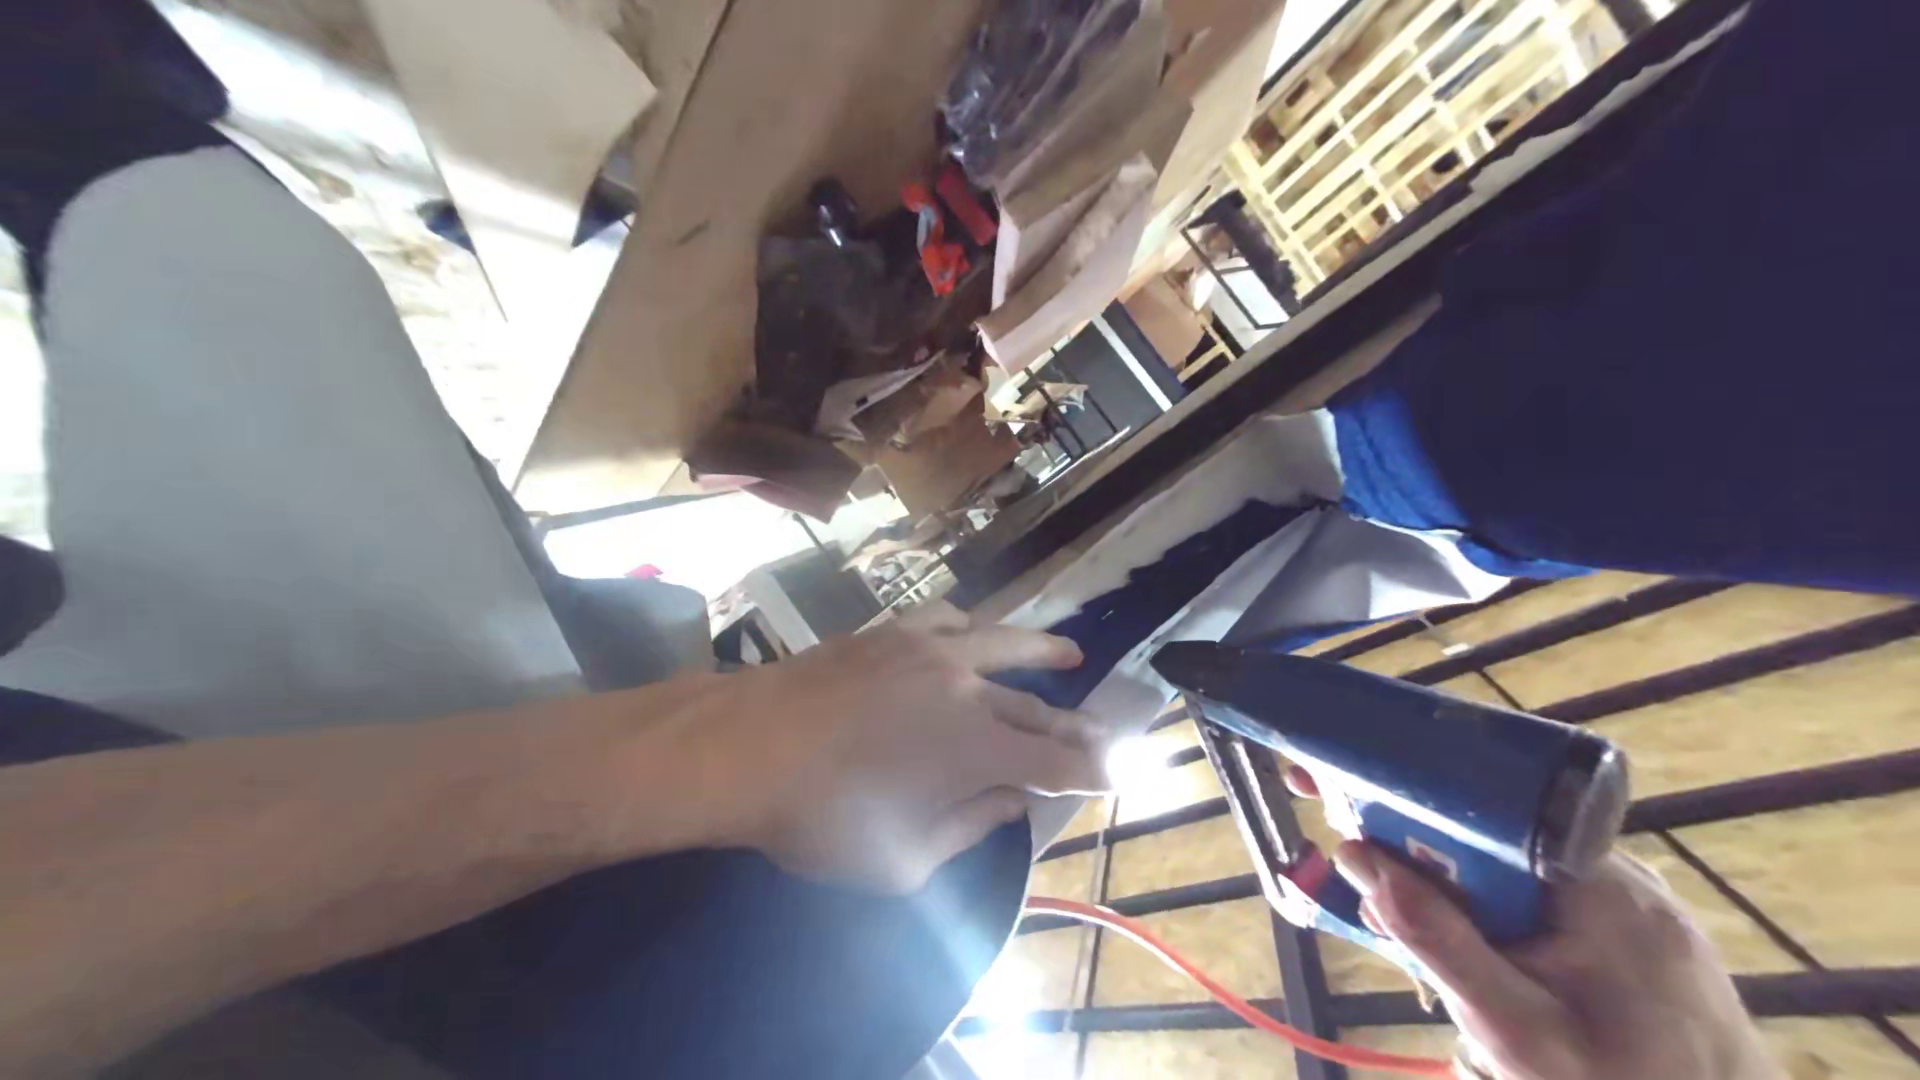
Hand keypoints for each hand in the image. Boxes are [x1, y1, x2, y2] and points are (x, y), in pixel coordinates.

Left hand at [673, 604, 1108, 892]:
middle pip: (1038, 706)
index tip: (1126, 772)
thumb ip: (970, 827)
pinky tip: (975, 632)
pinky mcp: (894, 630)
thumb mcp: (903, 860)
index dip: (1098, 769)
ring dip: (1043, 653)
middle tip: (1107, 731)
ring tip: (1069, 655)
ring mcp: (929, 649)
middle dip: (1078, 723)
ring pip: (1005, 644)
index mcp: (977, 747)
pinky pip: (949, 619)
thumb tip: (1012, 799)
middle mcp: (966, 687)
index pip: (1059, 760)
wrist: (745, 745)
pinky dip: (974, 629)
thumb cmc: (820, 817)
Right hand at [1288, 769, 1782, 1079]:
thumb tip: (1350, 851)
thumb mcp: (1516, 1033)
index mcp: (1598, 885)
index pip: (1478, 808)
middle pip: (1479, 829)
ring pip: (1495, 861)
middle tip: (1341, 851)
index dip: (1398, 793)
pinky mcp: (1620, 929)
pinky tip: (1450, 938)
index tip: (1328, 781)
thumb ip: (1436, 941)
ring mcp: (1621, 901)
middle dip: (1401, 837)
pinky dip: (1471, 902)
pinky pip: (1522, 891)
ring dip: (1432, 877)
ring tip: (1387, 910)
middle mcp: (1613, 875)